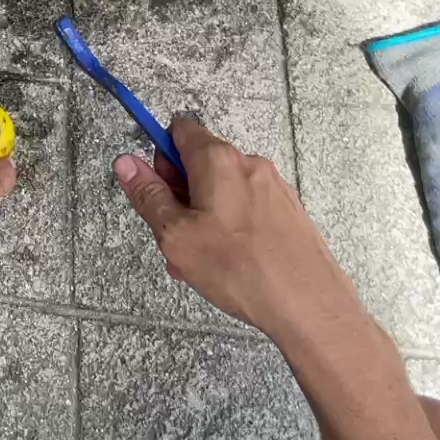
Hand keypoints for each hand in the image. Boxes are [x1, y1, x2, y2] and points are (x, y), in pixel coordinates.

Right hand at [115, 118, 361, 340]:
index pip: (178, 129)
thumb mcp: (175, 234)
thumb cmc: (242, 270)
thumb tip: (126, 163)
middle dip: (180, 193)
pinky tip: (230, 265)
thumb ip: (147, 194)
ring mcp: (274, 188)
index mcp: (217, 160)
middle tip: (175, 234)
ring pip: (222, 190)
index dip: (160, 157)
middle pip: (199, 162)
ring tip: (201, 260)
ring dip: (204, 215)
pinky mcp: (290, 213)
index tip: (158, 190)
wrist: (313, 310)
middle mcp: (248, 164)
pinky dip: (231, 227)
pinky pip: (247, 208)